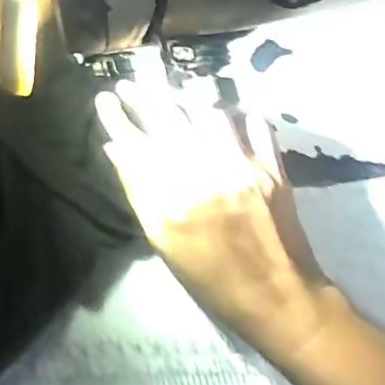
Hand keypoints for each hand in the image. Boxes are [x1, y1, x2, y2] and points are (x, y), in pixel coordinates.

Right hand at [97, 76, 347, 362]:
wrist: (280, 302)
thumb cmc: (211, 277)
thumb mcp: (162, 241)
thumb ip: (138, 191)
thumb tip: (116, 148)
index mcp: (172, 198)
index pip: (134, 143)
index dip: (115, 116)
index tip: (104, 97)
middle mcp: (205, 174)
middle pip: (167, 119)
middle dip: (143, 96)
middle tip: (129, 82)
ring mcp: (241, 168)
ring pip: (209, 113)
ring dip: (188, 103)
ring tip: (176, 100)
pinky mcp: (271, 170)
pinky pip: (255, 127)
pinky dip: (240, 116)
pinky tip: (231, 115)